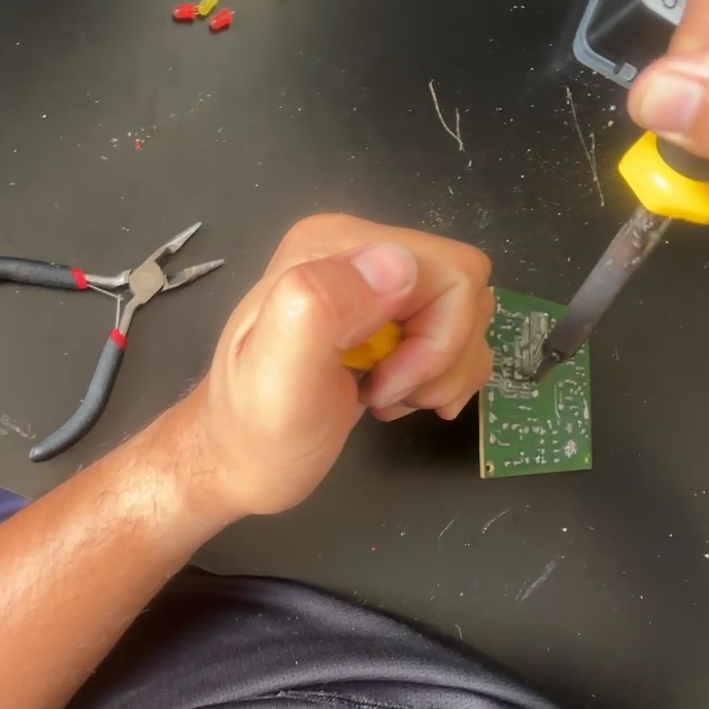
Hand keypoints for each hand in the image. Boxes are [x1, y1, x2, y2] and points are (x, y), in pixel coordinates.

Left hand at [162, 214, 492, 518]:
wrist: (240, 462)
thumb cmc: (257, 434)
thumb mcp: (279, 376)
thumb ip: (324, 307)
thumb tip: (398, 264)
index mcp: (334, 246)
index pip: (451, 273)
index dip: (436, 341)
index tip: (383, 381)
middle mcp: (358, 252)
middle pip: (465, 294)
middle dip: (441, 359)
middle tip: (384, 393)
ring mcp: (374, 286)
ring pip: (468, 317)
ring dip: (441, 373)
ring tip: (384, 397)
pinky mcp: (387, 318)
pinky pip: (456, 336)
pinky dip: (437, 377)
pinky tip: (392, 396)